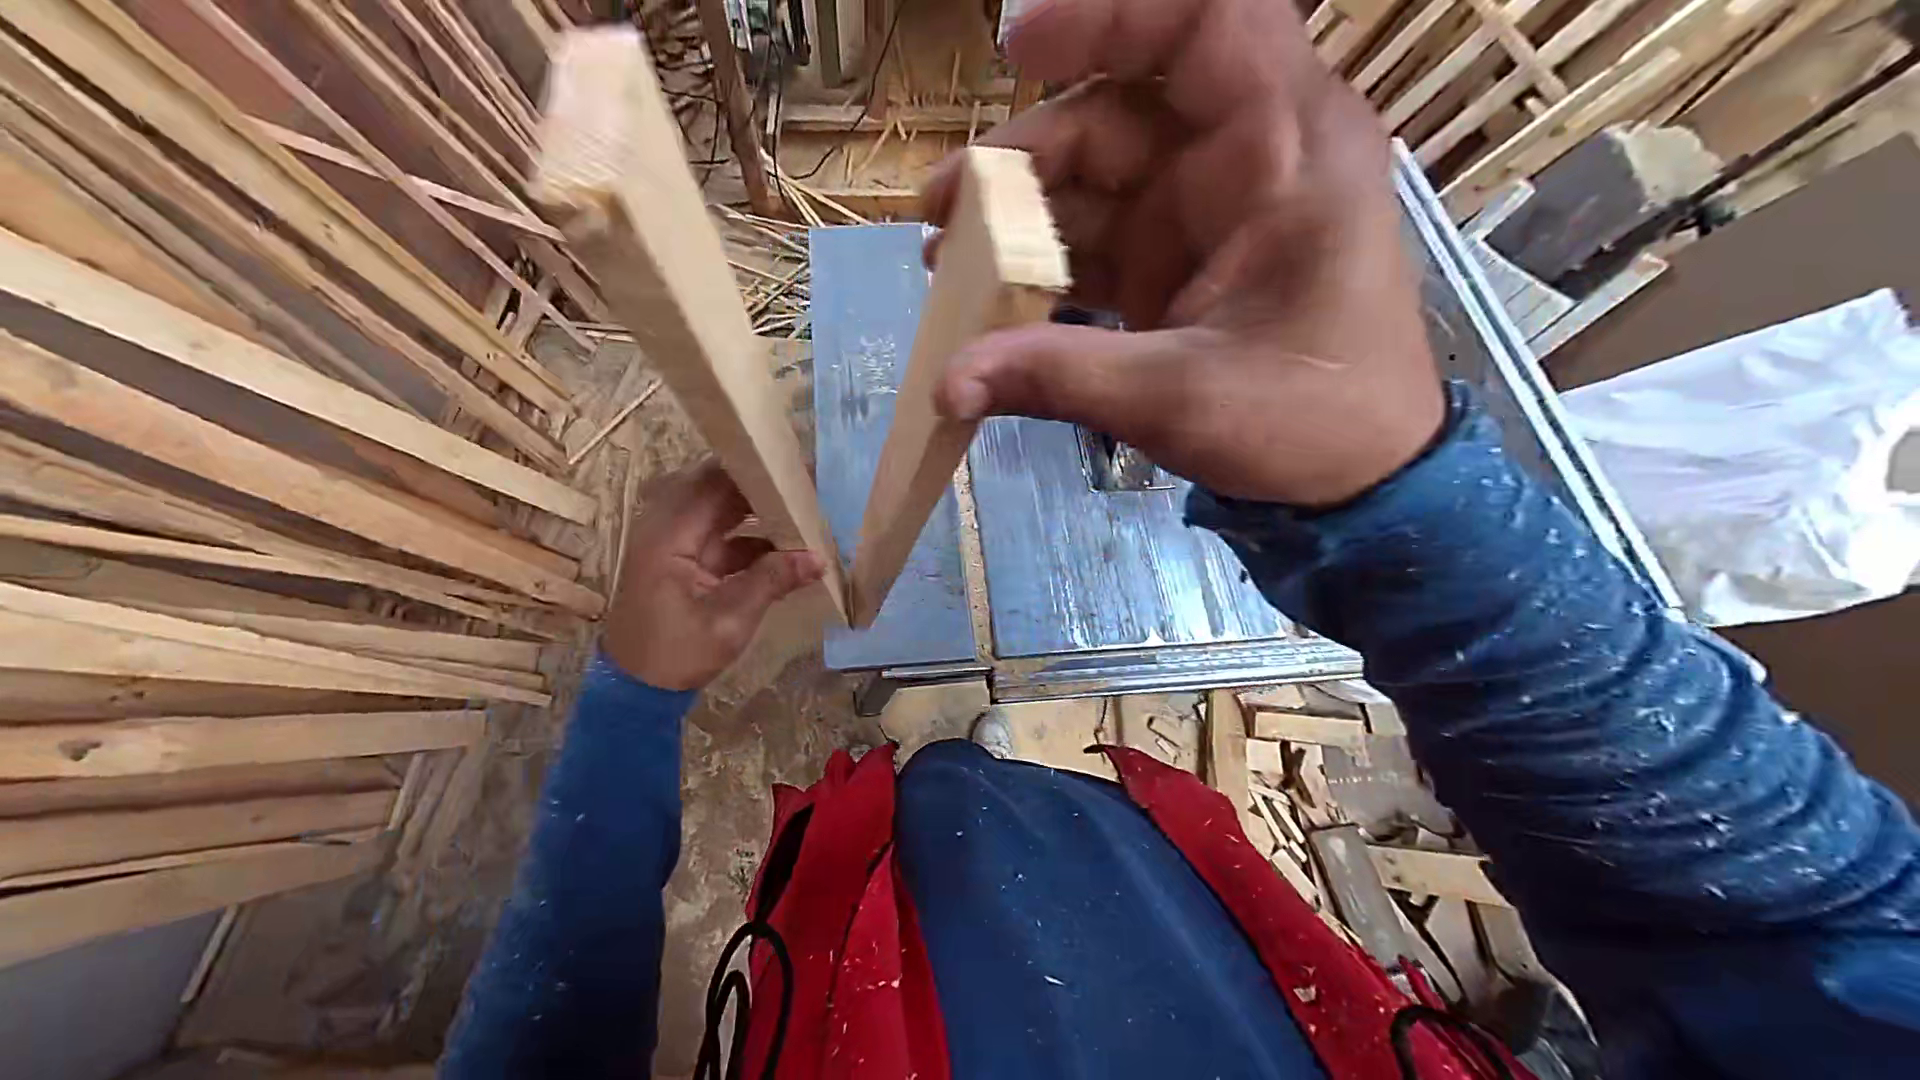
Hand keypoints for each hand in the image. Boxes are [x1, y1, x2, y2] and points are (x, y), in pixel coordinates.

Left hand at [602, 461, 824, 690]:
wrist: (636, 689)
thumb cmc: (676, 655)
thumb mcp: (730, 621)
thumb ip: (772, 581)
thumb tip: (818, 557)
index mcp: (669, 536)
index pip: (713, 483)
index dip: (754, 472)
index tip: (796, 471)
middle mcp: (666, 528)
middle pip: (715, 488)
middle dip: (760, 487)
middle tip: (805, 488)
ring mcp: (673, 543)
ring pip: (719, 509)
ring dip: (757, 510)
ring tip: (802, 512)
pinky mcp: (682, 558)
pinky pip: (720, 534)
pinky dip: (751, 536)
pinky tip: (785, 546)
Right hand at [924, 0, 1443, 506]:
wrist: (1351, 480)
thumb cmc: (1306, 421)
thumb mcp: (1180, 397)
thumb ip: (1060, 377)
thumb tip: (947, 385)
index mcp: (1284, 154)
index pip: (1206, 24)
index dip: (1112, 16)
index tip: (1018, 47)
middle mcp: (1243, 167)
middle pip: (1119, 118)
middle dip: (1023, 160)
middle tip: (943, 212)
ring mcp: (1205, 222)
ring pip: (1098, 184)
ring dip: (1021, 219)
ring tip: (950, 265)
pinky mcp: (1178, 271)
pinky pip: (1100, 245)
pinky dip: (1046, 268)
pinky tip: (995, 301)